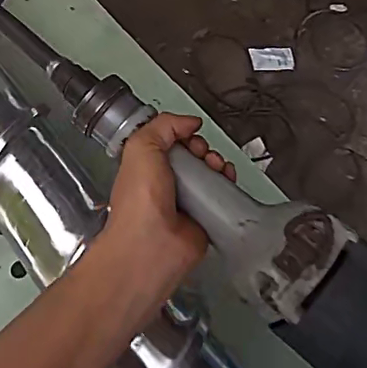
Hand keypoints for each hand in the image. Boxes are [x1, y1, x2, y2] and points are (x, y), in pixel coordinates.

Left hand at [87, 113, 234, 306]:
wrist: (152, 245)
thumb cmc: (138, 203)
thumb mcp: (141, 146)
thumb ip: (163, 126)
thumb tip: (188, 122)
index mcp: (146, 166)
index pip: (170, 141)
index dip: (182, 133)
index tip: (188, 134)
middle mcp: (165, 183)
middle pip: (193, 155)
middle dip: (203, 148)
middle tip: (201, 153)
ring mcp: (186, 200)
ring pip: (210, 173)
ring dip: (217, 163)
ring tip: (215, 166)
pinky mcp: (205, 217)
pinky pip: (222, 195)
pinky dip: (228, 184)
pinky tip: (226, 179)